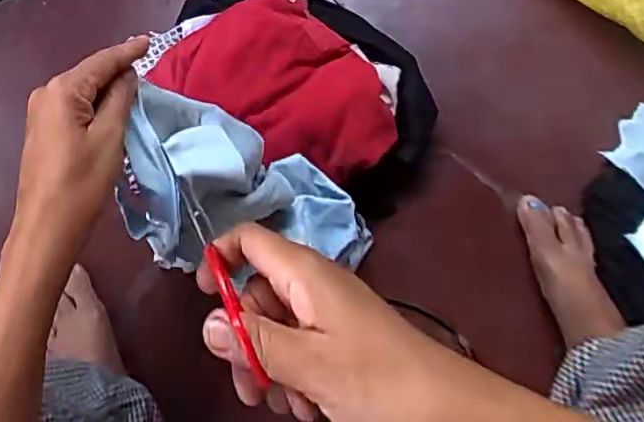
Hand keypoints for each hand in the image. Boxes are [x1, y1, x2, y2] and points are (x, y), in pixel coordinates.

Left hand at [5, 37, 143, 271]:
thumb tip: (127, 75)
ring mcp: (40, 113)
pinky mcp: (41, 131)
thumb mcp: (110, 136)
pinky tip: (112, 107)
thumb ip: (121, 97)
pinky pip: (74, 106)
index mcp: (62, 90)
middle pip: (91, 74)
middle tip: (147, 64)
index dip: (128, 51)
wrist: (44, 232)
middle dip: (118, 70)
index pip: (102, 61)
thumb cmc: (81, 183)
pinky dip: (95, 104)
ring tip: (135, 85)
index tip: (149, 40)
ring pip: (83, 90)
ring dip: (108, 89)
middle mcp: (46, 93)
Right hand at [196, 224, 576, 421]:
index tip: (201, 295)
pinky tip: (311, 408)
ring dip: (271, 368)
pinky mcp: (338, 337)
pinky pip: (299, 347)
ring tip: (289, 406)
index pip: (250, 238)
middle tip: (251, 388)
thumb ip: (257, 341)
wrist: (442, 406)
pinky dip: (295, 377)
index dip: (220, 256)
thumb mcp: (310, 364)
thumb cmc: (375, 376)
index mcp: (303, 271)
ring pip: (275, 327)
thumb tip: (207, 321)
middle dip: (246, 339)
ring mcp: (326, 310)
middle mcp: (311, 283)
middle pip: (257, 293)